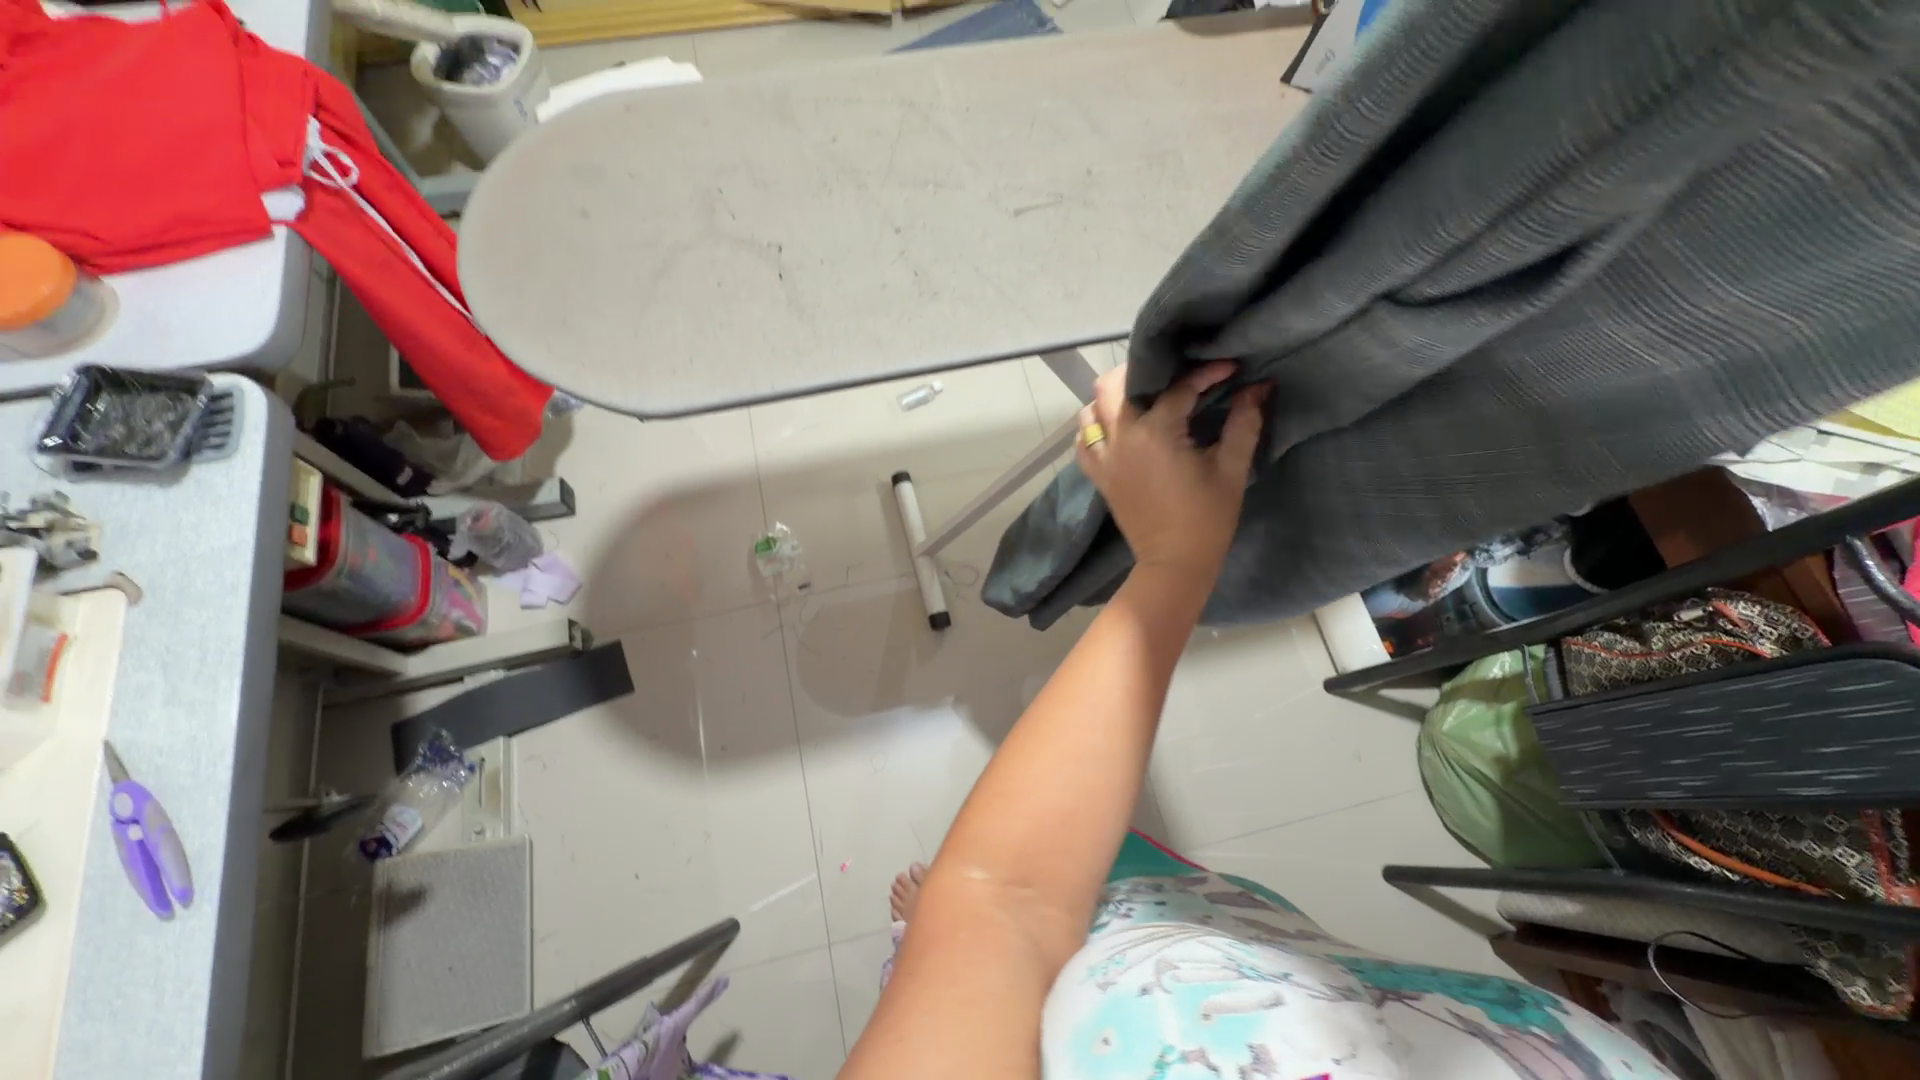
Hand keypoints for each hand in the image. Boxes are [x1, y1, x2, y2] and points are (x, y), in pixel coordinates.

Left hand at [1075, 361, 1267, 583]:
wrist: (1174, 563)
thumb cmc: (1208, 518)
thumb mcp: (1232, 469)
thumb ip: (1244, 423)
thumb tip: (1259, 387)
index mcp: (1156, 433)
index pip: (1179, 388)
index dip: (1206, 374)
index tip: (1229, 369)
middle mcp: (1122, 438)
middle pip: (1113, 385)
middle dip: (1143, 372)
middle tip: (1172, 375)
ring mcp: (1105, 458)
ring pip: (1091, 410)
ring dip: (1112, 399)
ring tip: (1142, 399)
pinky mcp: (1098, 477)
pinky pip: (1083, 443)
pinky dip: (1093, 429)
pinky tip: (1116, 428)